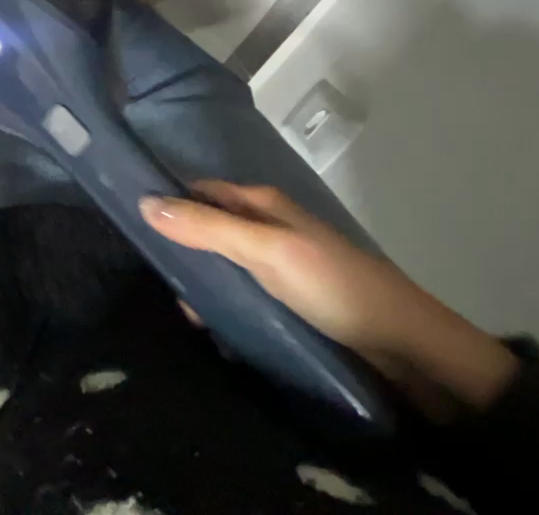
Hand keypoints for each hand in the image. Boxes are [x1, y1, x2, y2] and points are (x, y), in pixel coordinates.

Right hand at [140, 182, 518, 421]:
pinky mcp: (288, 298)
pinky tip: (212, 326)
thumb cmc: (333, 287)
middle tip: (157, 279)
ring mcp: (278, 263)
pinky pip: (240, 293)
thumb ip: (206, 227)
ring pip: (221, 264)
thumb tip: (143, 202)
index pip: (198, 191)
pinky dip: (223, 305)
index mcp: (261, 204)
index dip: (166, 202)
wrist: (408, 348)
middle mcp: (266, 227)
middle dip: (179, 250)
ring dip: (201, 284)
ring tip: (185, 313)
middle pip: (206, 227)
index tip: (131, 225)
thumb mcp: (265, 252)